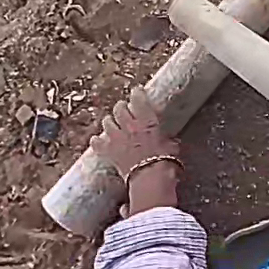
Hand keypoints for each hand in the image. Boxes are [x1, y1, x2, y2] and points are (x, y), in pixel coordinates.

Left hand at [91, 86, 180, 214]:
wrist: (151, 178)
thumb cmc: (165, 161)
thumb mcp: (171, 144)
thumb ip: (166, 137)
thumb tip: (167, 138)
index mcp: (146, 120)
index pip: (139, 99)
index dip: (137, 93)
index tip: (137, 90)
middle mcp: (129, 125)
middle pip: (119, 108)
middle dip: (121, 107)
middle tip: (124, 108)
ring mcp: (117, 138)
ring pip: (107, 122)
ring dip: (110, 122)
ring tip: (112, 123)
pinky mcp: (108, 152)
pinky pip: (96, 143)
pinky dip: (97, 141)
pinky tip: (97, 140)